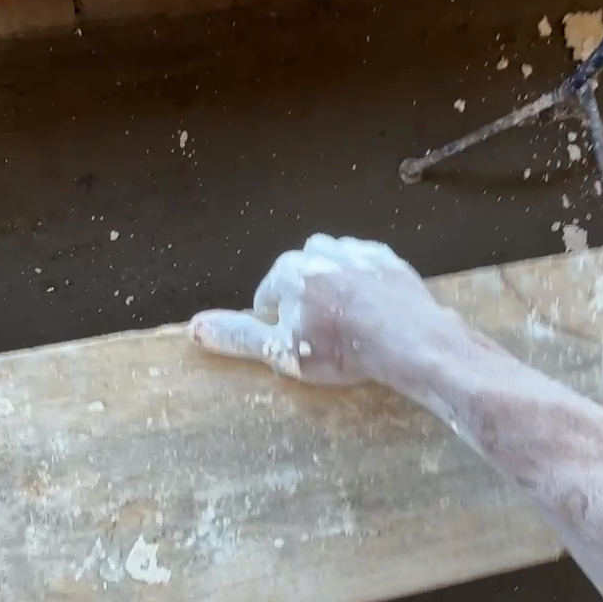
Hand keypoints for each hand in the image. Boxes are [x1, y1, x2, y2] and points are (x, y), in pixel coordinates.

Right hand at [190, 234, 457, 384]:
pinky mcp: (388, 259)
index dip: (276, 322)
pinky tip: (372, 311)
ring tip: (345, 322)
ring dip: (332, 288)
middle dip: (304, 300)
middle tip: (321, 335)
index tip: (293, 342)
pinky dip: (363, 285)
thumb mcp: (281, 351)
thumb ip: (240, 337)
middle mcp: (319, 251)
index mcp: (288, 271)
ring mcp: (356, 251)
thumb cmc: (339, 349)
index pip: (267, 295)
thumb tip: (195, 328)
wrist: (407, 339)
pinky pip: (364, 267)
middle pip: (298, 275)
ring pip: (331, 266)